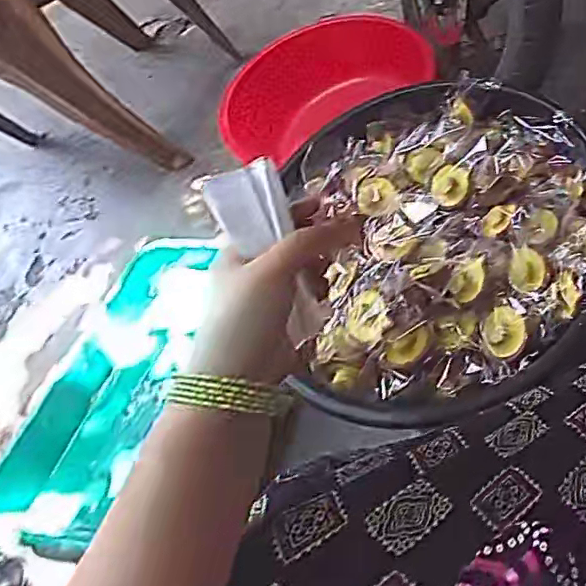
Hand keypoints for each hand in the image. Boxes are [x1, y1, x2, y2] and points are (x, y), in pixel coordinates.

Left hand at [186, 216, 358, 384]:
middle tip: (341, 239)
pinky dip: (319, 290)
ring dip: (320, 267)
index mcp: (236, 249)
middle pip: (291, 241)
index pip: (271, 217)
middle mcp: (250, 267)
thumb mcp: (274, 267)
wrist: (237, 380)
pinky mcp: (282, 316)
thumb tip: (348, 221)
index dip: (300, 209)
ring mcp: (266, 293)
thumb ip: (309, 239)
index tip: (331, 206)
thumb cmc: (245, 315)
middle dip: (316, 240)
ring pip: (303, 266)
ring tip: (328, 275)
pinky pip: (307, 291)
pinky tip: (324, 296)